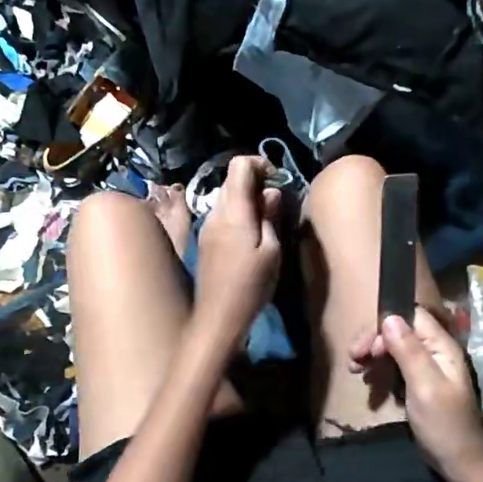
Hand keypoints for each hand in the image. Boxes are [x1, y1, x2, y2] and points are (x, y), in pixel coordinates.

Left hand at [193, 156, 282, 352]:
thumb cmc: (251, 285)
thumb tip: (271, 192)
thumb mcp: (272, 251)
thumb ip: (270, 216)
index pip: (239, 166)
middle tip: (276, 203)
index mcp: (233, 211)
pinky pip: (222, 216)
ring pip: (226, 199)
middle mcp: (215, 213)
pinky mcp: (205, 242)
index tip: (278, 179)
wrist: (217, 317)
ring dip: (246, 201)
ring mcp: (206, 227)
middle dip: (255, 183)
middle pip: (232, 181)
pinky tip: (250, 237)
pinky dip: (238, 215)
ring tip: (266, 221)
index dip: (260, 164)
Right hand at [354, 307, 482, 480]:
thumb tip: (390, 317)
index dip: (386, 325)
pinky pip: (396, 367)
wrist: (458, 462)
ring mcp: (427, 368)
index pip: (411, 316)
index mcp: (442, 347)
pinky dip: (379, 370)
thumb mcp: (424, 386)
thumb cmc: (443, 424)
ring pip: (394, 349)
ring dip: (373, 355)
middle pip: (399, 331)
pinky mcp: (418, 384)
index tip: (368, 347)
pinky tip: (368, 381)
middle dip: (374, 341)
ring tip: (355, 370)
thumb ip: (409, 351)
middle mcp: (435, 352)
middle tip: (353, 360)